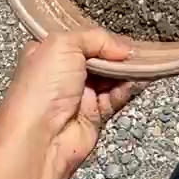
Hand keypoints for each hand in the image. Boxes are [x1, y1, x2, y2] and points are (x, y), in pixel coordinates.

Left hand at [0, 30, 141, 178]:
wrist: (39, 141)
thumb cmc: (42, 89)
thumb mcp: (63, 45)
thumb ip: (96, 38)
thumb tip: (123, 48)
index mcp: (47, 53)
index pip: (79, 38)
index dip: (99, 37)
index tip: (118, 37)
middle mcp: (62, 74)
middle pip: (98, 56)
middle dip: (116, 53)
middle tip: (134, 51)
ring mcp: (78, 95)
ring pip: (110, 76)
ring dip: (125, 70)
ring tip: (140, 65)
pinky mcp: (93, 115)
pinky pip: (116, 97)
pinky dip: (127, 89)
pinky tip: (136, 81)